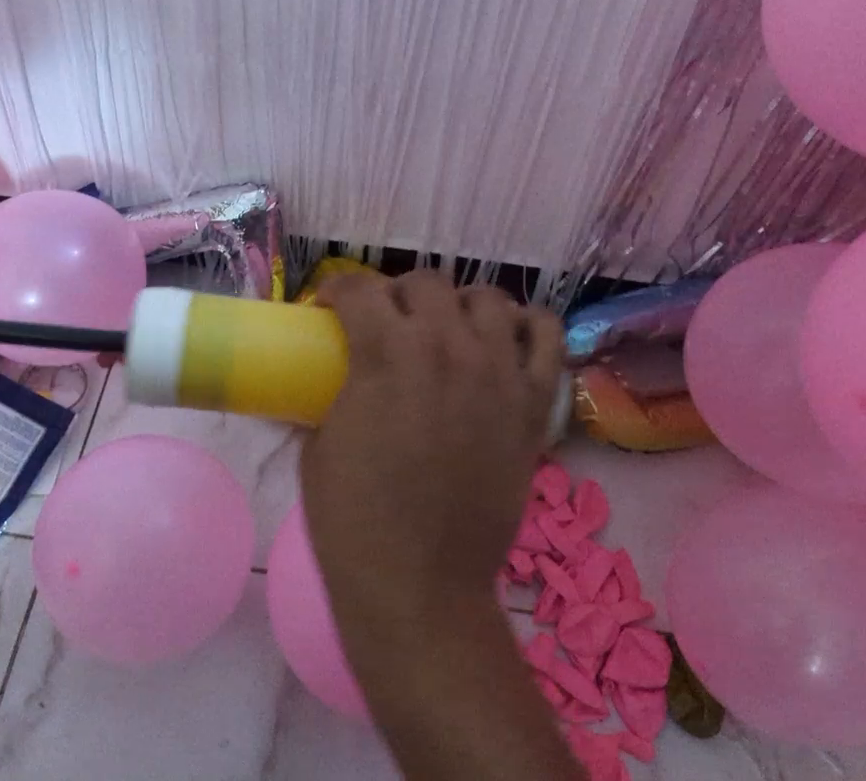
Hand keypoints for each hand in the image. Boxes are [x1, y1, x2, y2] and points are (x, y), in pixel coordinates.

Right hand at [300, 271, 563, 614]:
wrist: (419, 582)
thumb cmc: (353, 519)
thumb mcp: (319, 446)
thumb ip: (331, 397)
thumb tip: (334, 381)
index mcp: (387, 354)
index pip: (359, 289)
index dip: (335, 291)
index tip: (329, 310)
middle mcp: (448, 347)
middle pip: (426, 283)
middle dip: (396, 295)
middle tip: (385, 324)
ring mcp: (499, 373)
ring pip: (488, 299)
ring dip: (458, 306)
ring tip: (445, 331)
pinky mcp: (533, 406)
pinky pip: (547, 338)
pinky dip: (527, 328)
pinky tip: (503, 342)